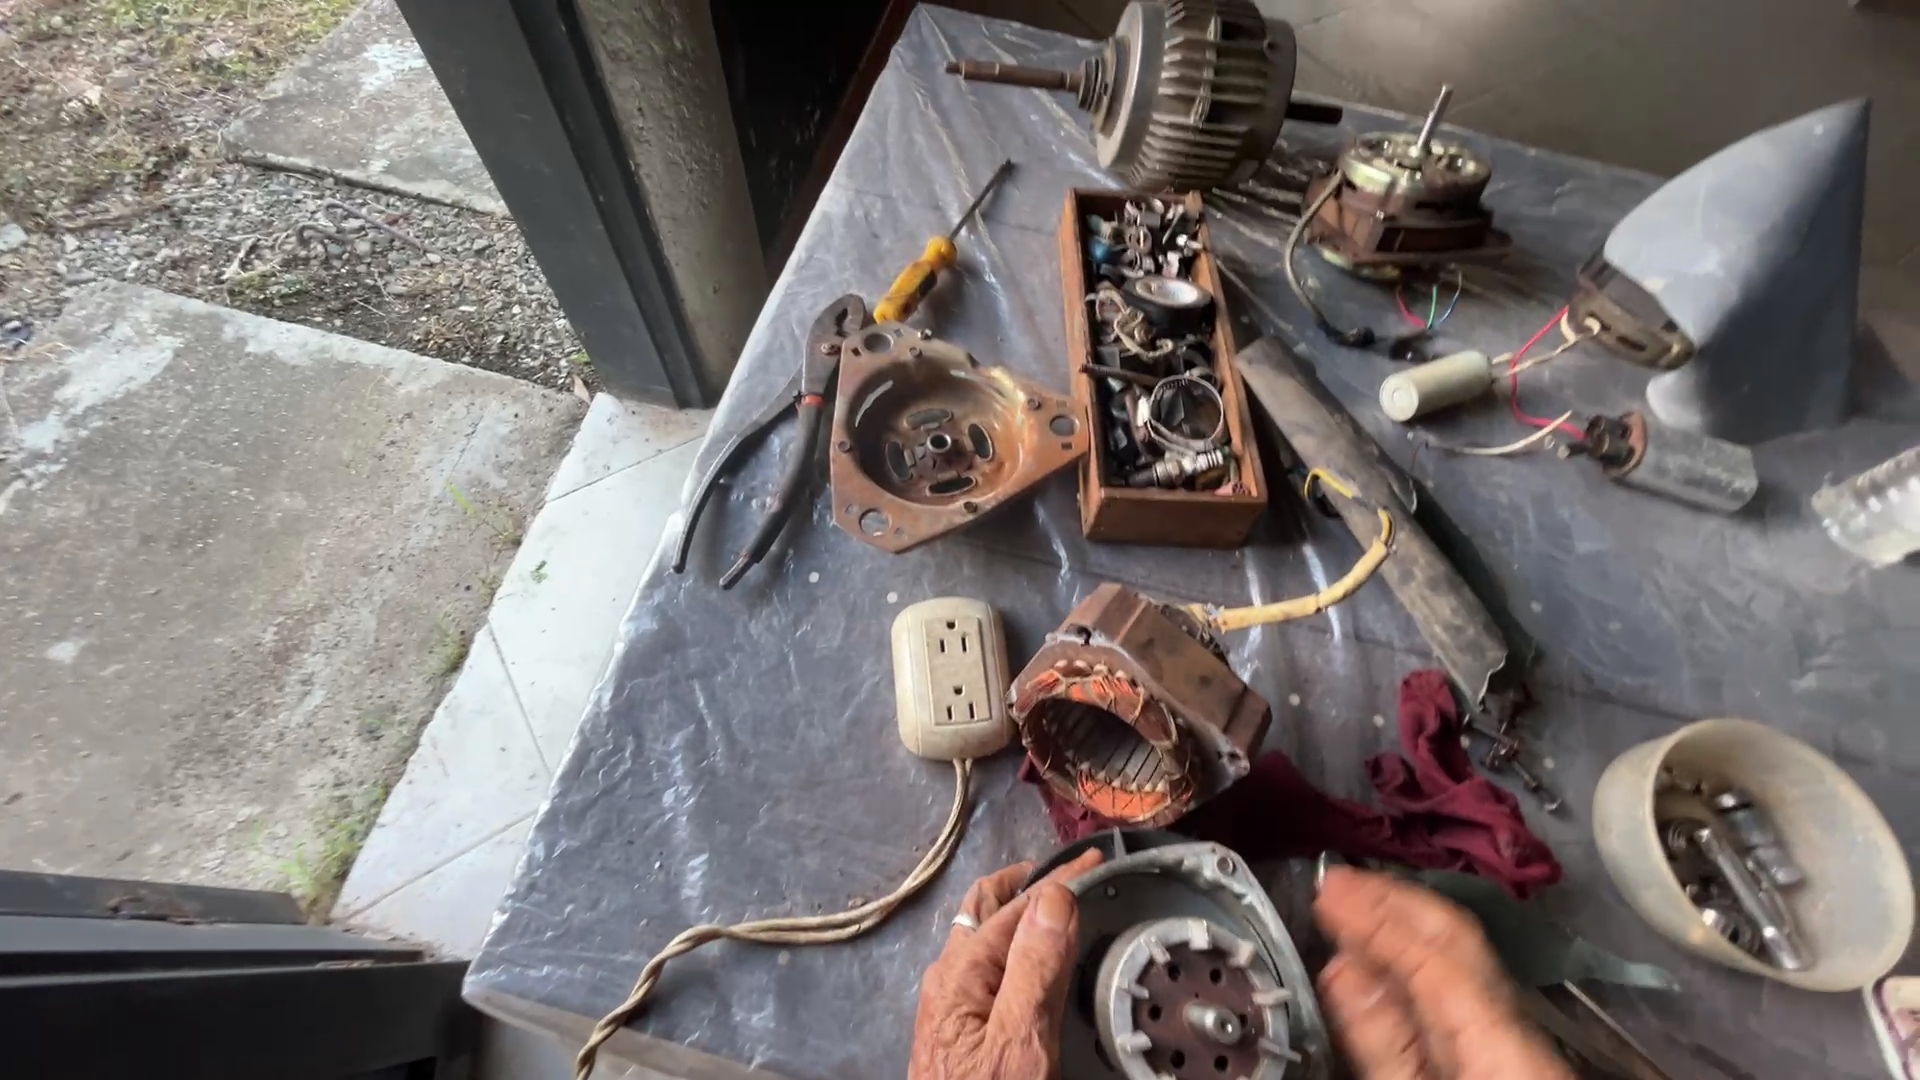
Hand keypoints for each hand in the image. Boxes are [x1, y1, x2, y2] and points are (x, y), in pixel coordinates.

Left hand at [908, 851, 1102, 1079]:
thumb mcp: (1020, 1046)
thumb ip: (1035, 969)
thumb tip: (1054, 895)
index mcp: (961, 970)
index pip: (1017, 905)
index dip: (1058, 879)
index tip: (1094, 861)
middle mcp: (949, 975)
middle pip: (986, 907)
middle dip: (1026, 882)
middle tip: (1068, 874)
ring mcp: (949, 1003)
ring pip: (982, 933)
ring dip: (1014, 909)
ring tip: (1051, 903)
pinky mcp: (957, 1029)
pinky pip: (985, 965)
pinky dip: (1010, 942)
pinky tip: (1029, 958)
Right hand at [1315, 867, 1573, 1079]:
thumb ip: (1384, 1047)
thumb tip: (1340, 971)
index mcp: (1503, 1051)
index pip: (1435, 959)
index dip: (1376, 915)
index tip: (1326, 889)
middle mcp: (1516, 1035)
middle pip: (1457, 942)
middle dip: (1391, 900)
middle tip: (1333, 881)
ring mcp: (1513, 1045)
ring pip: (1456, 958)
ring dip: (1396, 920)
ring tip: (1345, 902)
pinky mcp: (1501, 1056)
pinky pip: (1451, 989)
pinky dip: (1405, 959)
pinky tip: (1371, 957)